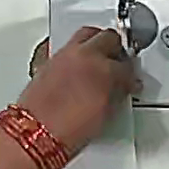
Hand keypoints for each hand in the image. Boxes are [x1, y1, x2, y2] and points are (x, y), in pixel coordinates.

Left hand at [19, 27, 139, 151]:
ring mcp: (65, 55)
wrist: (37, 134)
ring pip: (86, 35)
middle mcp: (85, 56)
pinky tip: (78, 64)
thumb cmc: (68, 129)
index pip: (126, 66)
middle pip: (108, 38)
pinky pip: (67, 45)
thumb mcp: (105, 113)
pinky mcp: (47, 59)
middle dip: (116, 48)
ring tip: (99, 57)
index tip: (130, 82)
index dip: (131, 76)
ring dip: (96, 42)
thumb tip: (118, 90)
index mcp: (106, 69)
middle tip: (118, 61)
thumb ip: (116, 94)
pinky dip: (76, 51)